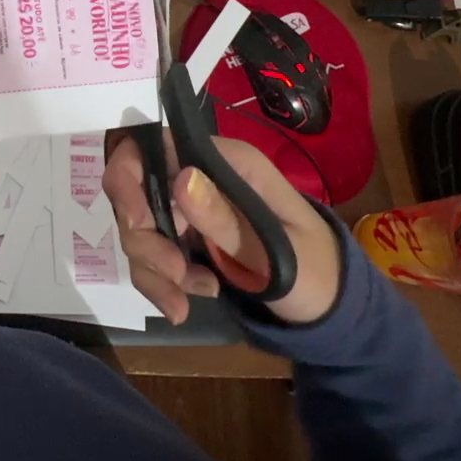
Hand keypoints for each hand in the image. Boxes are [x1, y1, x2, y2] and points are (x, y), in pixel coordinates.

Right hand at [104, 132, 340, 324]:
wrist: (330, 314)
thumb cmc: (316, 273)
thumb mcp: (275, 253)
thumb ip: (224, 219)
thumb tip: (180, 177)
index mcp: (226, 162)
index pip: (154, 146)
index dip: (129, 178)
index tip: (136, 224)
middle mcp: (200, 176)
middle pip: (136, 190)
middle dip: (143, 238)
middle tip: (173, 274)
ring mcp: (188, 208)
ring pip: (137, 227)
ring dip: (152, 267)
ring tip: (186, 300)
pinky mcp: (183, 239)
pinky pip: (148, 254)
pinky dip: (158, 283)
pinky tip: (184, 303)